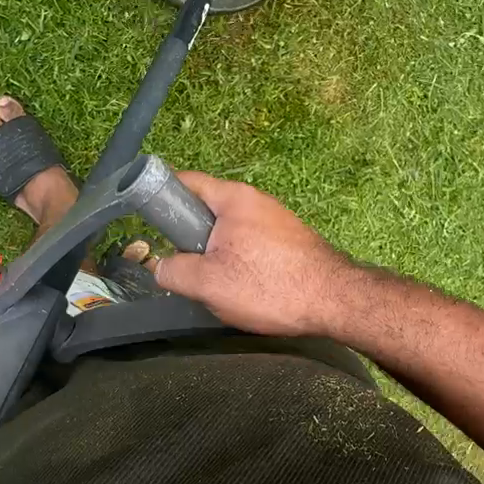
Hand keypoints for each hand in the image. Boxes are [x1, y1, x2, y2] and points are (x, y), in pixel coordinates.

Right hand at [155, 171, 358, 337]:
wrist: (336, 301)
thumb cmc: (272, 286)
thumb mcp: (208, 283)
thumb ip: (174, 270)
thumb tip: (162, 267)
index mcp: (233, 198)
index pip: (184, 182)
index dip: (159, 200)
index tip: (148, 225)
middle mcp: (257, 201)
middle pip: (206, 212)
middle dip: (191, 241)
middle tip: (187, 270)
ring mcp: (276, 221)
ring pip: (229, 234)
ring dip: (219, 258)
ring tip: (221, 287)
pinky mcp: (291, 242)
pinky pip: (252, 247)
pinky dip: (243, 265)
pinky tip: (248, 290)